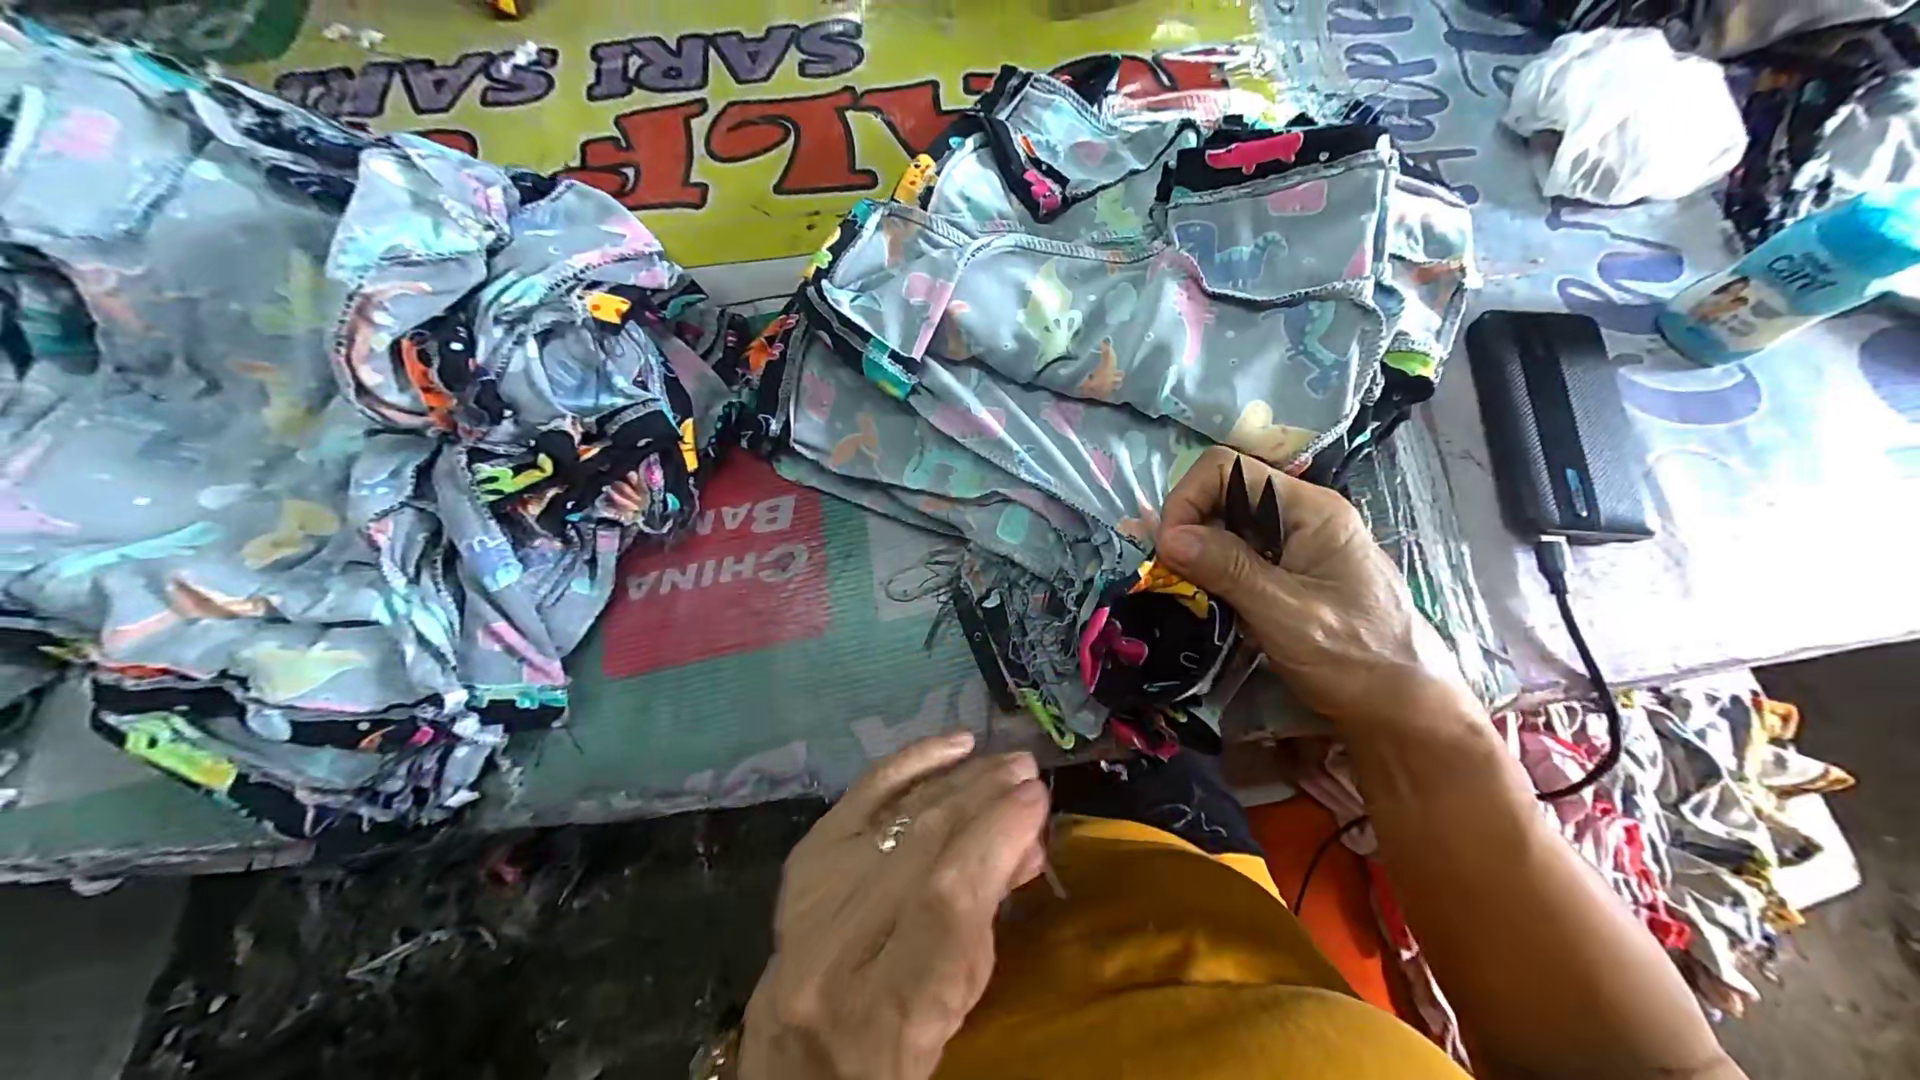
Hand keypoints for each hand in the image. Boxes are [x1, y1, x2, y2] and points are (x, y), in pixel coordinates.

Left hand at [738, 734, 1048, 1079]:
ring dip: (958, 779)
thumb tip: (1024, 839)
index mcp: (883, 1008)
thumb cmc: (892, 1050)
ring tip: (1004, 762)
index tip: (1035, 802)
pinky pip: (861, 795)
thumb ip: (986, 921)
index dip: (995, 838)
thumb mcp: (954, 1007)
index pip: (946, 900)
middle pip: (921, 844)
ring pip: (897, 814)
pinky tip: (952, 746)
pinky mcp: (803, 863)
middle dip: (983, 797)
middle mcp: (834, 947)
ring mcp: (809, 898)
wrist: (798, 1060)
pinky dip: (910, 764)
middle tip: (1027, 772)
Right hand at [1155, 447, 1475, 730]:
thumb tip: (1169, 537)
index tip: (1168, 549)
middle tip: (1171, 574)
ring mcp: (1296, 544)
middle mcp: (1302, 515)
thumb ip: (1229, 570)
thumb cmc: (1357, 660)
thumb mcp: (1286, 615)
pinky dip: (1213, 572)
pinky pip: (1238, 555)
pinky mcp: (1289, 571)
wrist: (1407, 710)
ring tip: (1186, 590)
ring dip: (1197, 553)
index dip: (1187, 499)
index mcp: (1310, 510)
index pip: (1228, 469)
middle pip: (1223, 494)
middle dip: (1187, 527)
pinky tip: (1209, 600)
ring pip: (1226, 526)